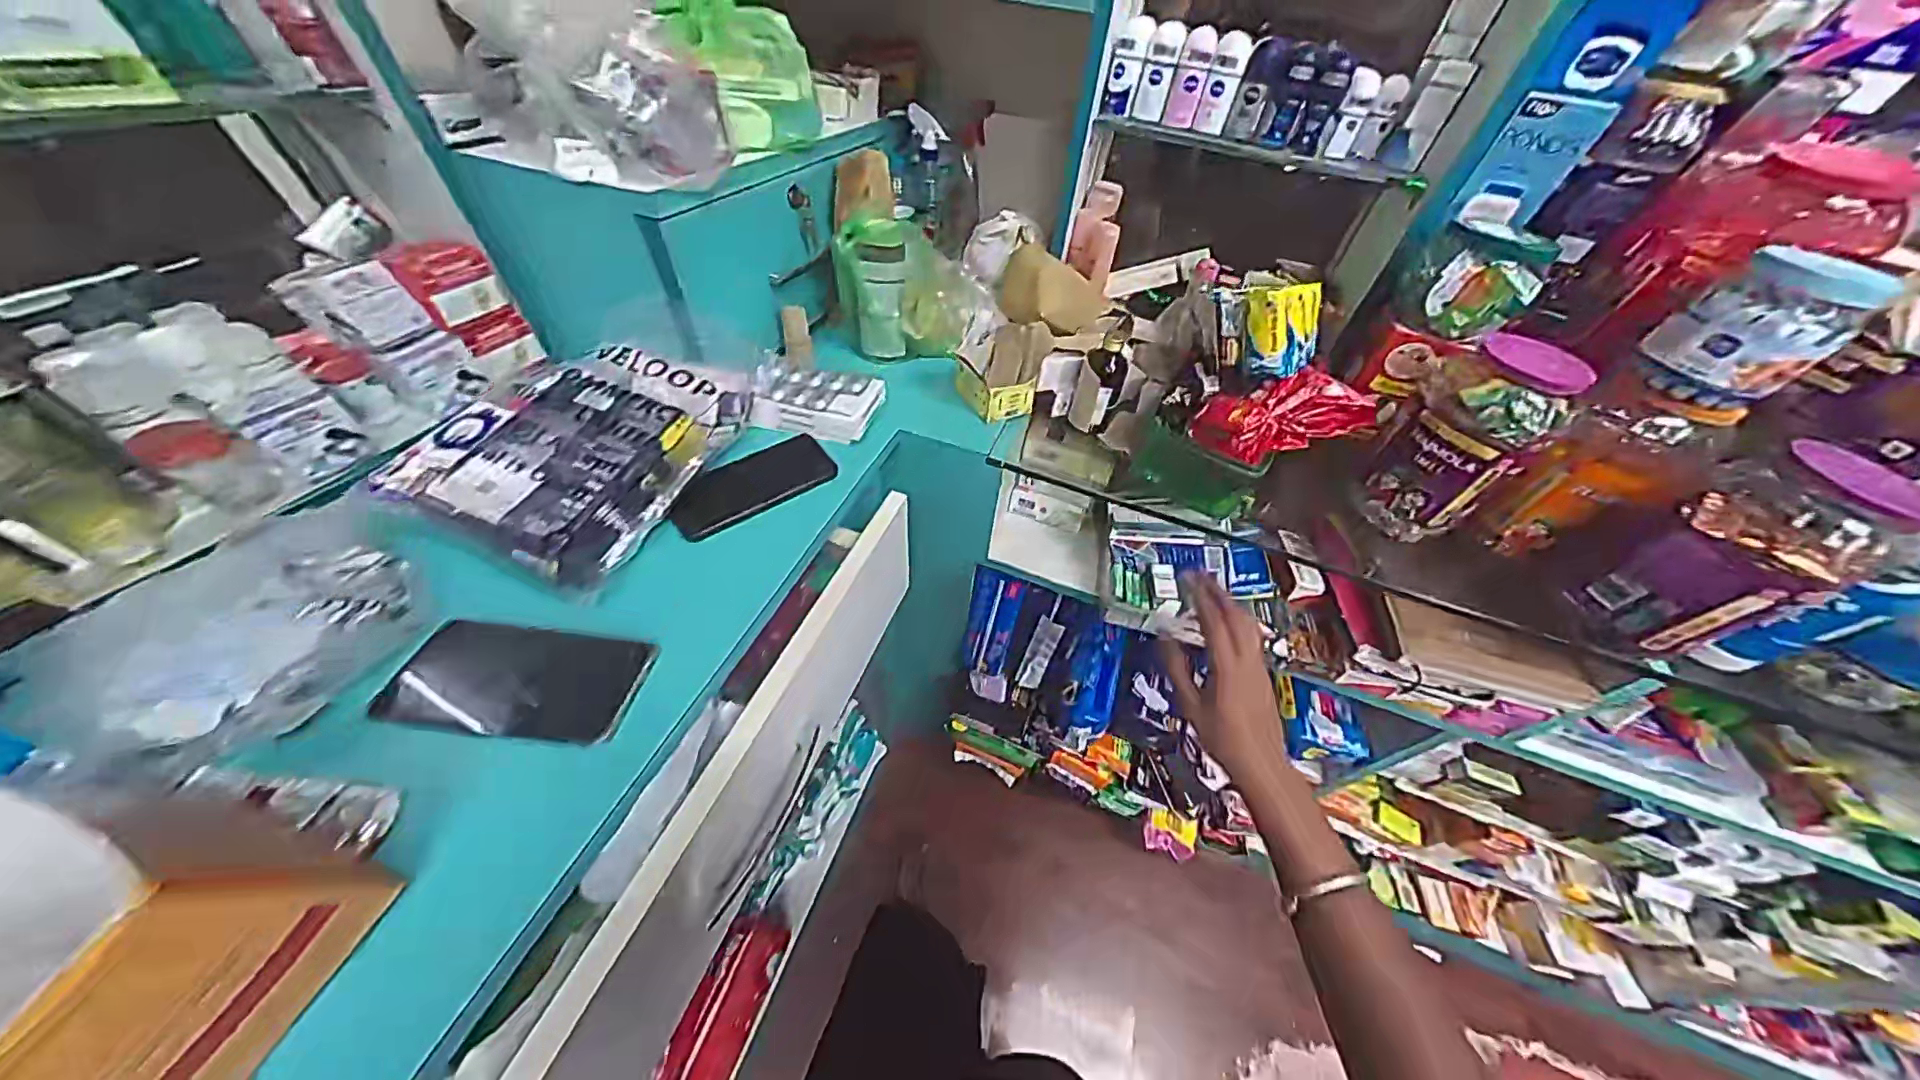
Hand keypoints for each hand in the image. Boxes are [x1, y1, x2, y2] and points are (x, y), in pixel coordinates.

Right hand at [1156, 573, 1289, 778]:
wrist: (1260, 763)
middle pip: (1236, 615)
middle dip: (1217, 592)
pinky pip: (1252, 636)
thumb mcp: (1189, 704)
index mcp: (1227, 666)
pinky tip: (1229, 623)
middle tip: (1200, 577)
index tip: (1189, 579)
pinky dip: (1238, 620)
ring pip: (1248, 624)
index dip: (1200, 596)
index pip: (1214, 620)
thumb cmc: (1223, 739)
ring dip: (1230, 604)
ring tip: (1214, 592)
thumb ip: (1177, 668)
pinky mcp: (1264, 674)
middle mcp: (1248, 660)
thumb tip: (1165, 640)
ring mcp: (1259, 666)